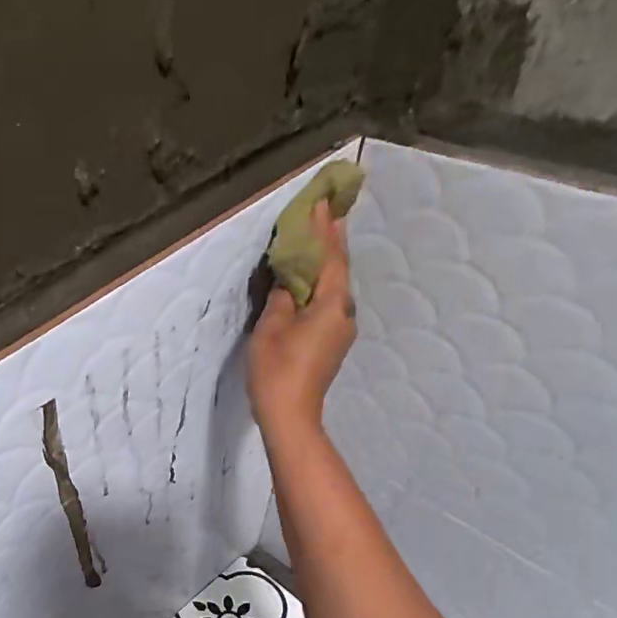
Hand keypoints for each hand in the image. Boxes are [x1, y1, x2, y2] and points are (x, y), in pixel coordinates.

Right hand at [249, 199, 354, 438]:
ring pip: (334, 288)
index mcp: (332, 304)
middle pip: (338, 270)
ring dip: (325, 264)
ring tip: (315, 240)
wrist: (290, 416)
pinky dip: (319, 286)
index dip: (325, 229)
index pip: (331, 257)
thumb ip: (281, 296)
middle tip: (324, 212)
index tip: (323, 201)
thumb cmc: (277, 369)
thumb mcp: (271, 326)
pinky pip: (328, 304)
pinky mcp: (331, 344)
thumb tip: (288, 280)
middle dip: (331, 241)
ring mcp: (341, 330)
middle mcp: (344, 313)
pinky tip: (307, 281)